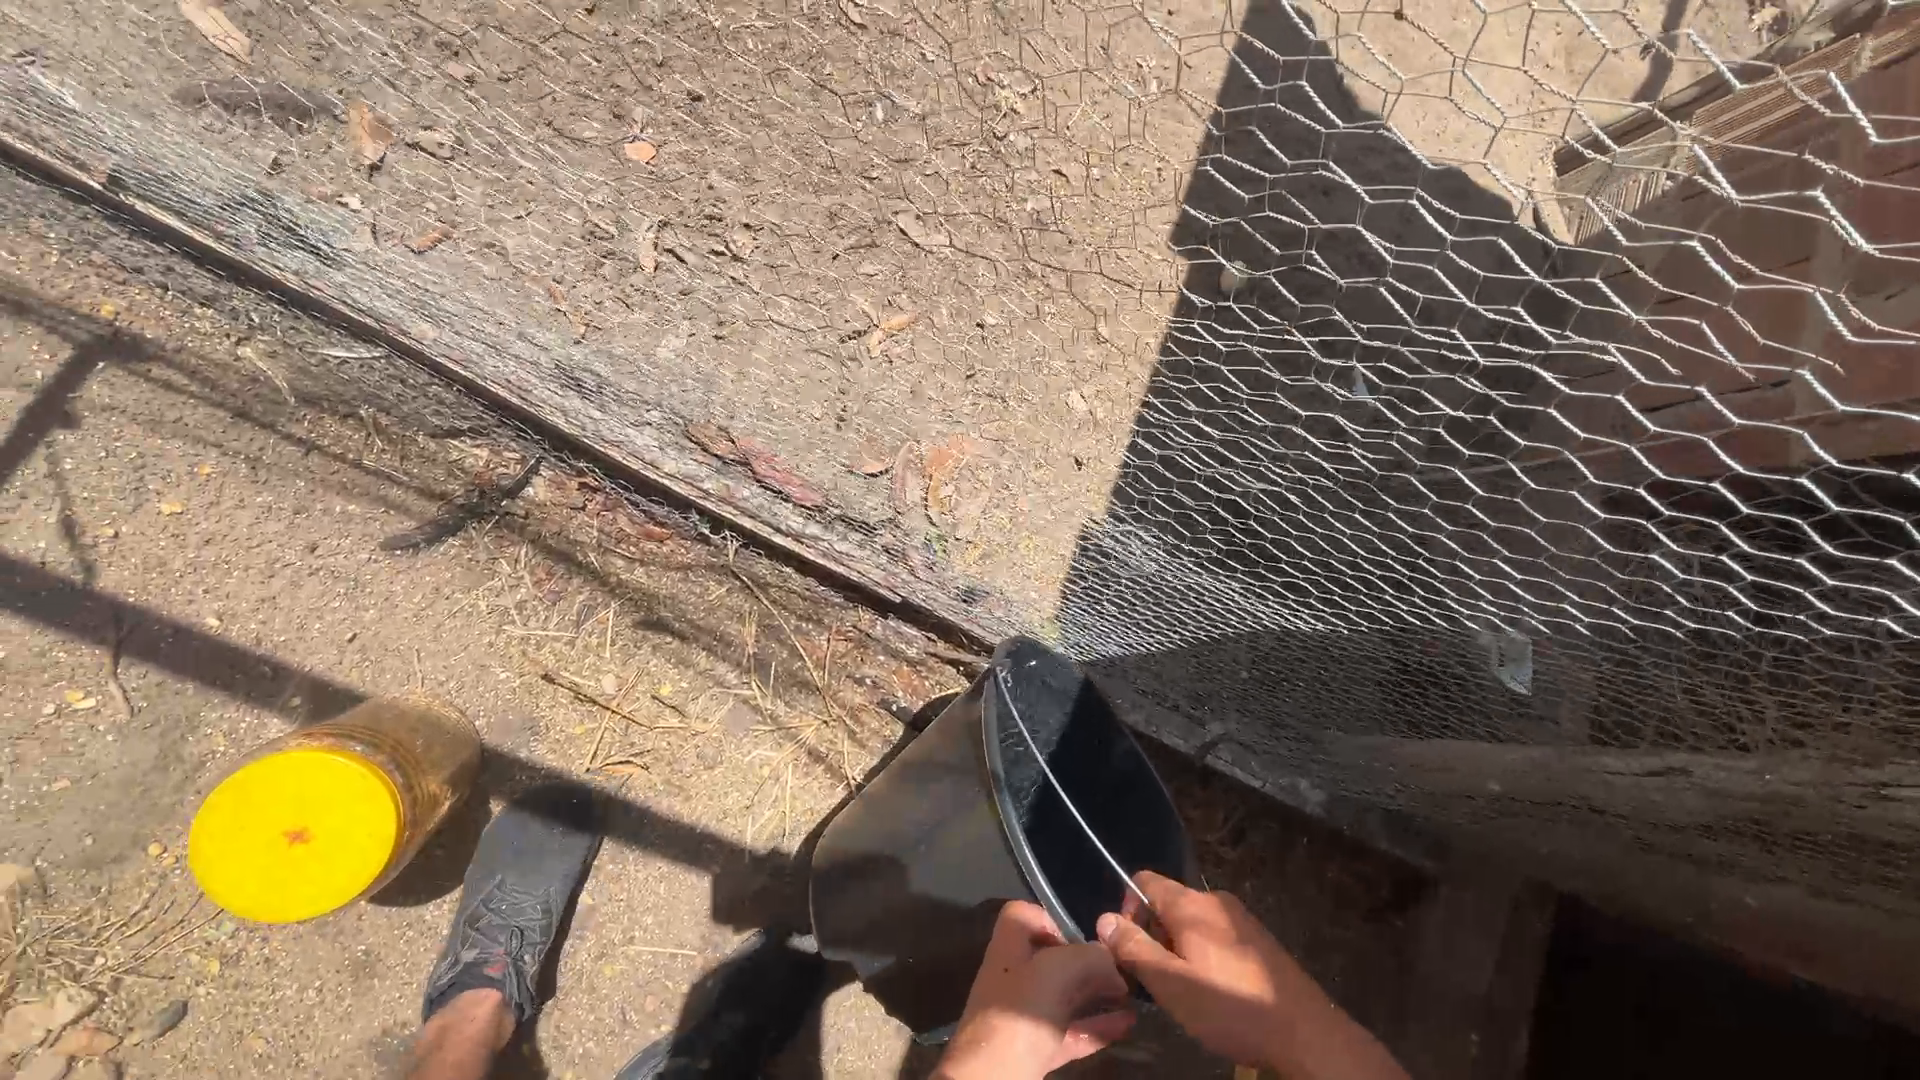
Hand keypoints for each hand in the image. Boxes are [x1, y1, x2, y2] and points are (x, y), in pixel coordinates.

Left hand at [933, 900, 1135, 1079]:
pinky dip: (1096, 1026)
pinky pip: (1070, 1030)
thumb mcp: (1056, 971)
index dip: (1053, 920)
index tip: (1083, 937)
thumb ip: (1087, 957)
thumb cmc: (1019, 1014)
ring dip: (1097, 995)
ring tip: (1130, 996)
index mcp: (1009, 948)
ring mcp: (1024, 1015)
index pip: (1025, 916)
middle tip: (1123, 971)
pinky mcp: (1035, 1048)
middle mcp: (1014, 976)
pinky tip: (1126, 1024)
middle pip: (1054, 959)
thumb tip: (1110, 960)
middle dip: (1090, 963)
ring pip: (1065, 997)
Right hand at [1096, 872, 1406, 1079]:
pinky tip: (1214, 993)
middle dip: (1153, 934)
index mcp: (1190, 904)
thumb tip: (1104, 918)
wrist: (1308, 1033)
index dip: (1126, 908)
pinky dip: (1204, 955)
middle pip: (1167, 903)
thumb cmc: (1231, 1007)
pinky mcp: (1259, 940)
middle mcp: (1214, 900)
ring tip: (1183, 991)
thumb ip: (1134, 949)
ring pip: (1192, 922)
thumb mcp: (1171, 984)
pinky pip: (1216, 936)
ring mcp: (1241, 918)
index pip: (1143, 880)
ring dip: (1178, 948)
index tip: (1128, 948)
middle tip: (1153, 979)